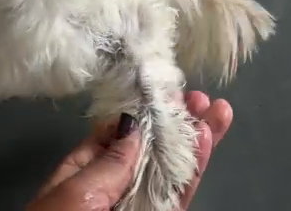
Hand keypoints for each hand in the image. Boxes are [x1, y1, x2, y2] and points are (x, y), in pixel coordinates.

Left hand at [26, 92, 233, 210]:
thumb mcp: (74, 193)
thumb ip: (109, 160)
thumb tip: (133, 122)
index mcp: (79, 176)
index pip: (116, 135)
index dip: (144, 112)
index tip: (168, 91)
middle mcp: (110, 192)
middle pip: (149, 150)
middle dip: (176, 123)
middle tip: (201, 99)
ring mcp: (135, 209)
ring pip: (169, 172)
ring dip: (193, 142)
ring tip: (216, 112)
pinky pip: (176, 198)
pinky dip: (193, 172)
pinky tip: (205, 143)